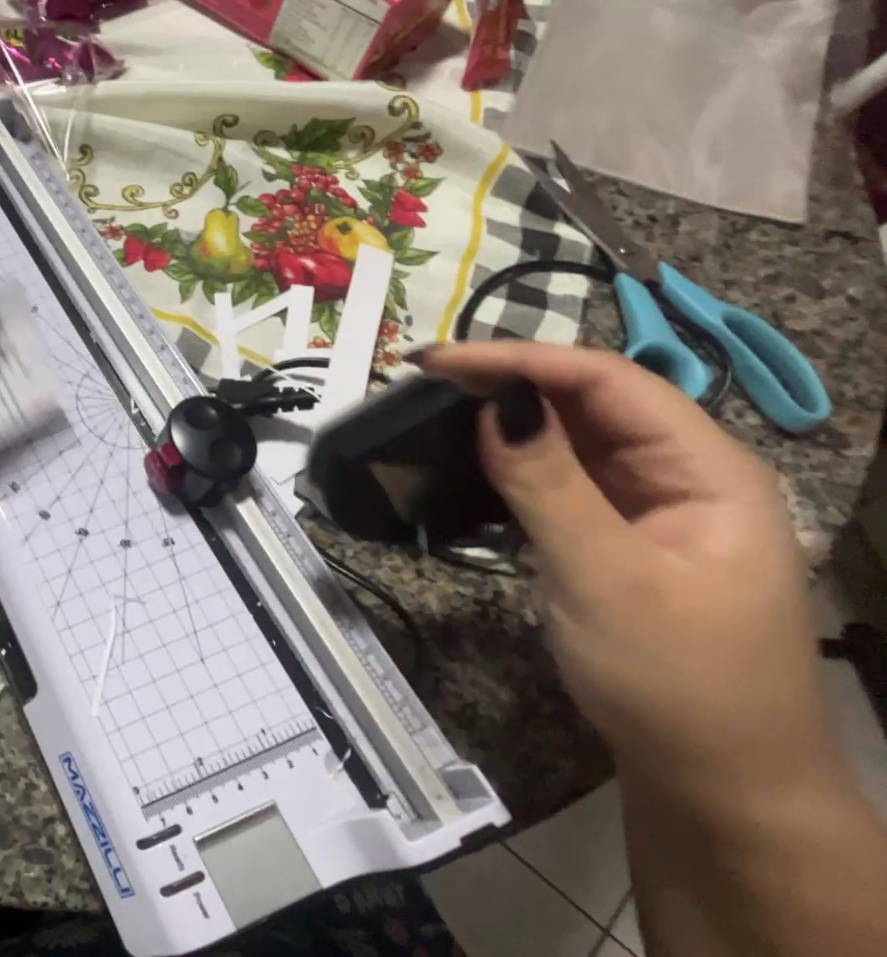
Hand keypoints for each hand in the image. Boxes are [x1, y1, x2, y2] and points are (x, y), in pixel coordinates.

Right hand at [416, 343, 839, 807]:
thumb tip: (496, 403)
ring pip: (571, 441)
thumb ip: (548, 485)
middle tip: (423, 383)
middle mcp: (681, 475)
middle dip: (509, 383)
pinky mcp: (615, 537)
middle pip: (591, 403)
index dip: (524, 360)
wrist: (715, 777)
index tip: (438, 363)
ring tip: (432, 414)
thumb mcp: (604, 577)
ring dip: (505, 423)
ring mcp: (648, 508)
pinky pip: (559, 483)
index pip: (610, 382)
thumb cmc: (674, 678)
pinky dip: (511, 467)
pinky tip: (466, 466)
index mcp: (707, 470)